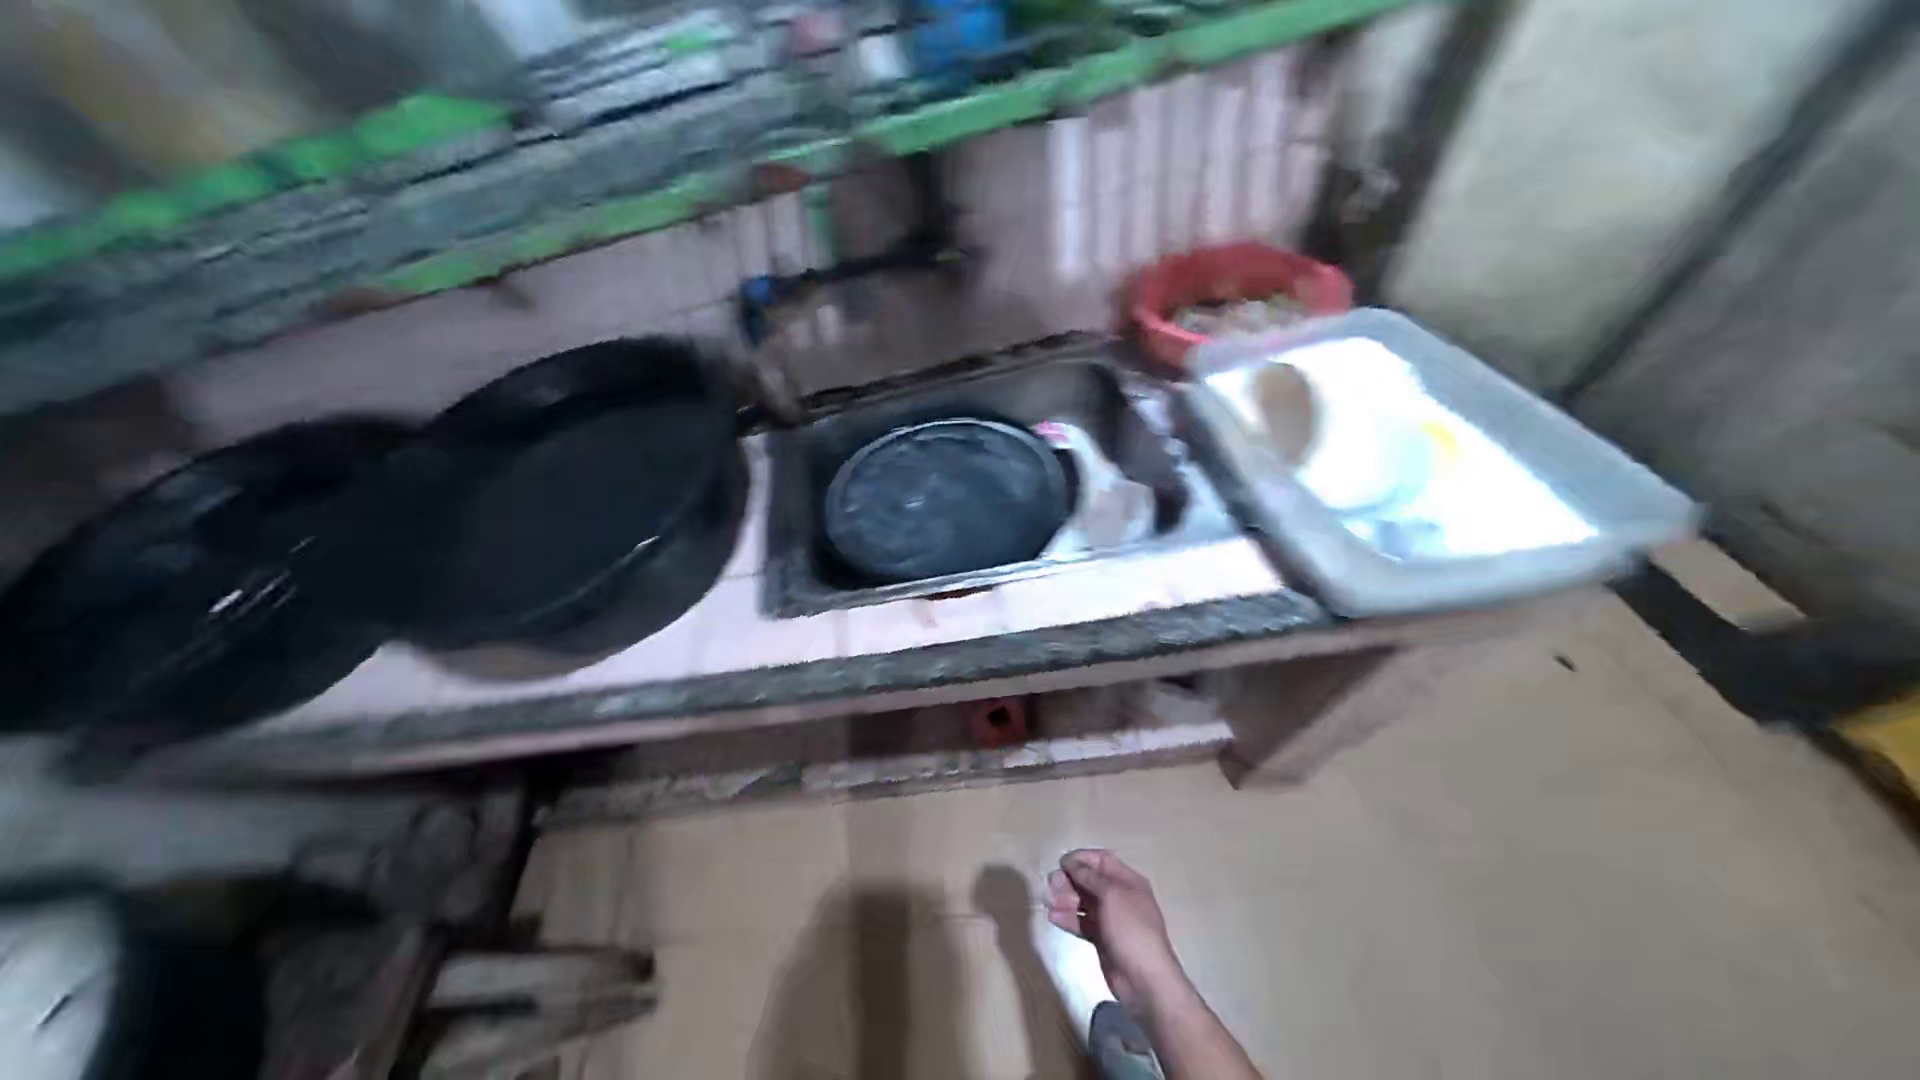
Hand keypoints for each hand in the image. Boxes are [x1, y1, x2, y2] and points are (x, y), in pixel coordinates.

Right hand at [1046, 848, 1191, 1017]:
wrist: (1145, 980)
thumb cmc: (1131, 929)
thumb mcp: (1111, 895)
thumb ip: (1089, 876)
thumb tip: (1071, 863)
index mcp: (1128, 881)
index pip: (1102, 860)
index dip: (1082, 859)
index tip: (1061, 863)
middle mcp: (1119, 897)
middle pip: (1090, 881)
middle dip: (1070, 880)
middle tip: (1052, 886)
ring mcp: (1110, 919)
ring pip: (1083, 902)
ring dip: (1065, 899)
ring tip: (1050, 903)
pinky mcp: (1102, 939)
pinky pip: (1082, 923)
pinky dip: (1068, 919)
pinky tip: (1053, 918)